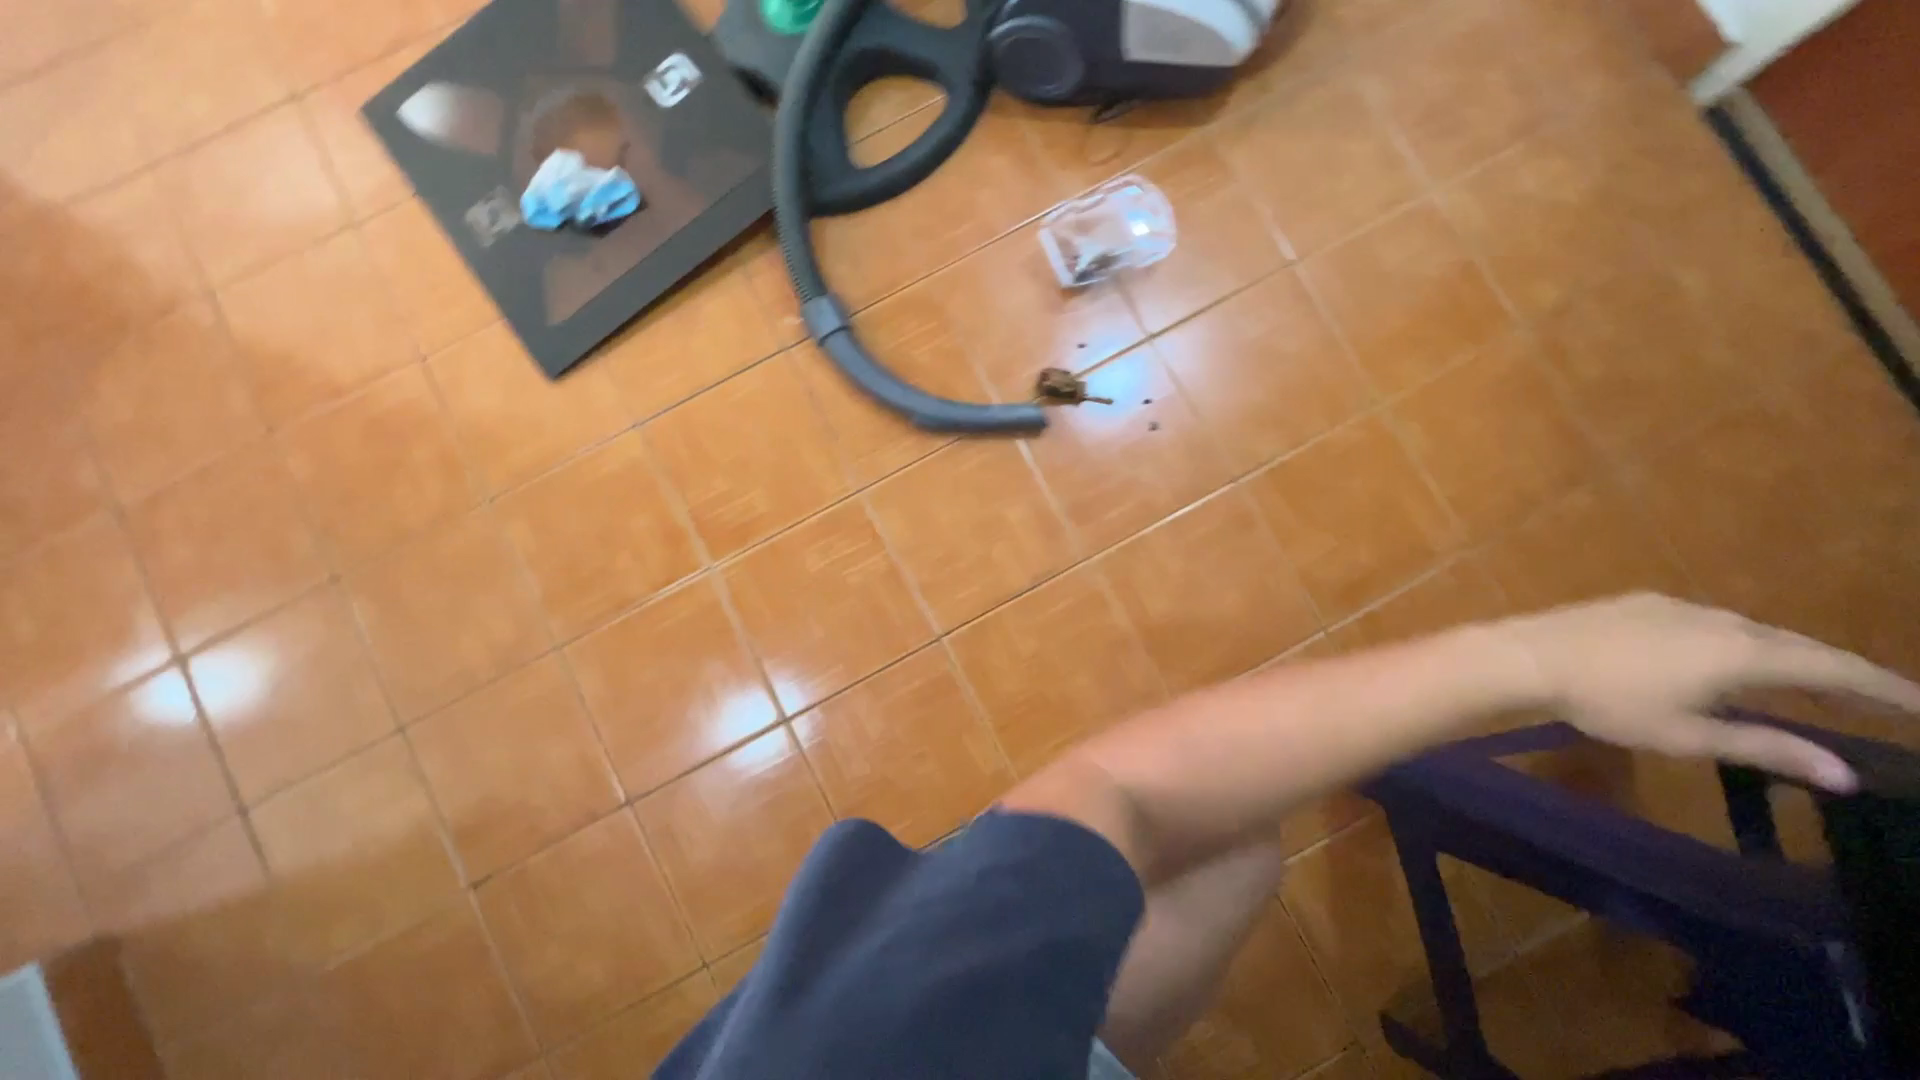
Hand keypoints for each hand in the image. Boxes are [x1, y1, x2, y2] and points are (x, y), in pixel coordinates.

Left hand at [1493, 593, 1919, 791]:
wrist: (1531, 655)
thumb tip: (1845, 775)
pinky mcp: (1645, 602)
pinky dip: (1742, 645)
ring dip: (1789, 658)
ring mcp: (1680, 605)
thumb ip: (1766, 748)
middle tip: (1879, 705)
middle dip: (1843, 676)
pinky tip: (1732, 663)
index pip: (1836, 670)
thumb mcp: (1688, 735)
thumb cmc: (1608, 702)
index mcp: (1744, 653)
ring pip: (1754, 632)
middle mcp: (1723, 620)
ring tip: (1813, 689)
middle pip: (1799, 647)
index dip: (1886, 690)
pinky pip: (1713, 623)